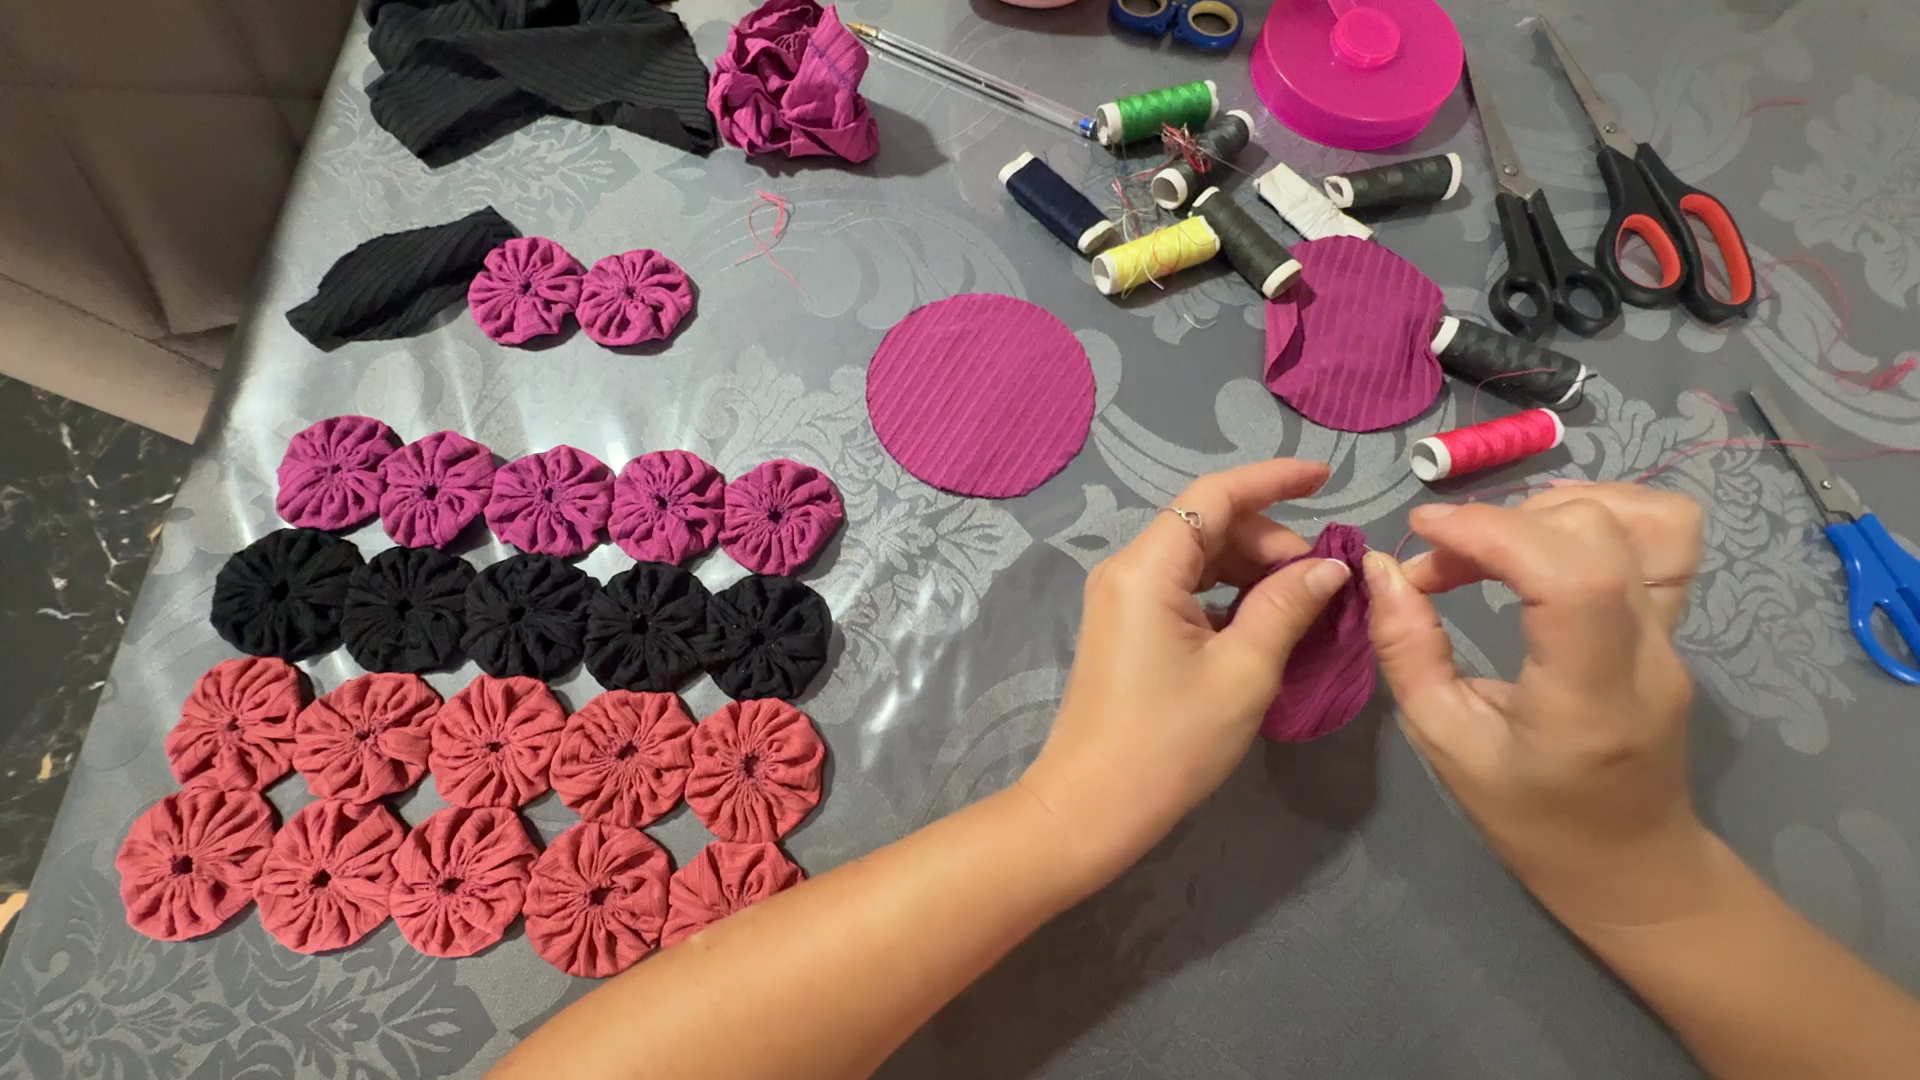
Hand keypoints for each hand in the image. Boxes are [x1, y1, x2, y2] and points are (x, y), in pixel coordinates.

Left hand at [1020, 460, 1354, 883]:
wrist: (1094, 803)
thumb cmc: (1170, 741)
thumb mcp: (1243, 671)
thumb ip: (1286, 606)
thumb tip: (1328, 566)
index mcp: (1146, 567)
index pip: (1213, 495)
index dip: (1271, 479)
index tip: (1326, 477)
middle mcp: (1125, 569)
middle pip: (1204, 525)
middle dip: (1267, 538)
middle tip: (1322, 579)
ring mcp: (1119, 596)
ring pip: (1194, 556)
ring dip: (1249, 567)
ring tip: (1301, 600)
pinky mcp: (1123, 624)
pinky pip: (1180, 587)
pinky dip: (1224, 593)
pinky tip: (1261, 620)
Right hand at [1363, 484, 1710, 927]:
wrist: (1629, 859)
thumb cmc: (1526, 813)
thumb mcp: (1441, 738)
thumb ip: (1408, 649)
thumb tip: (1380, 569)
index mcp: (1590, 696)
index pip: (1570, 579)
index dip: (1491, 532)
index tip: (1421, 531)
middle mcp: (1650, 653)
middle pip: (1599, 533)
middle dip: (1499, 525)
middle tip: (1437, 563)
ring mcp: (1674, 634)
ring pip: (1647, 520)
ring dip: (1552, 509)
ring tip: (1491, 546)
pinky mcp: (1672, 624)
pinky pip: (1660, 538)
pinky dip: (1595, 514)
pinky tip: (1539, 541)